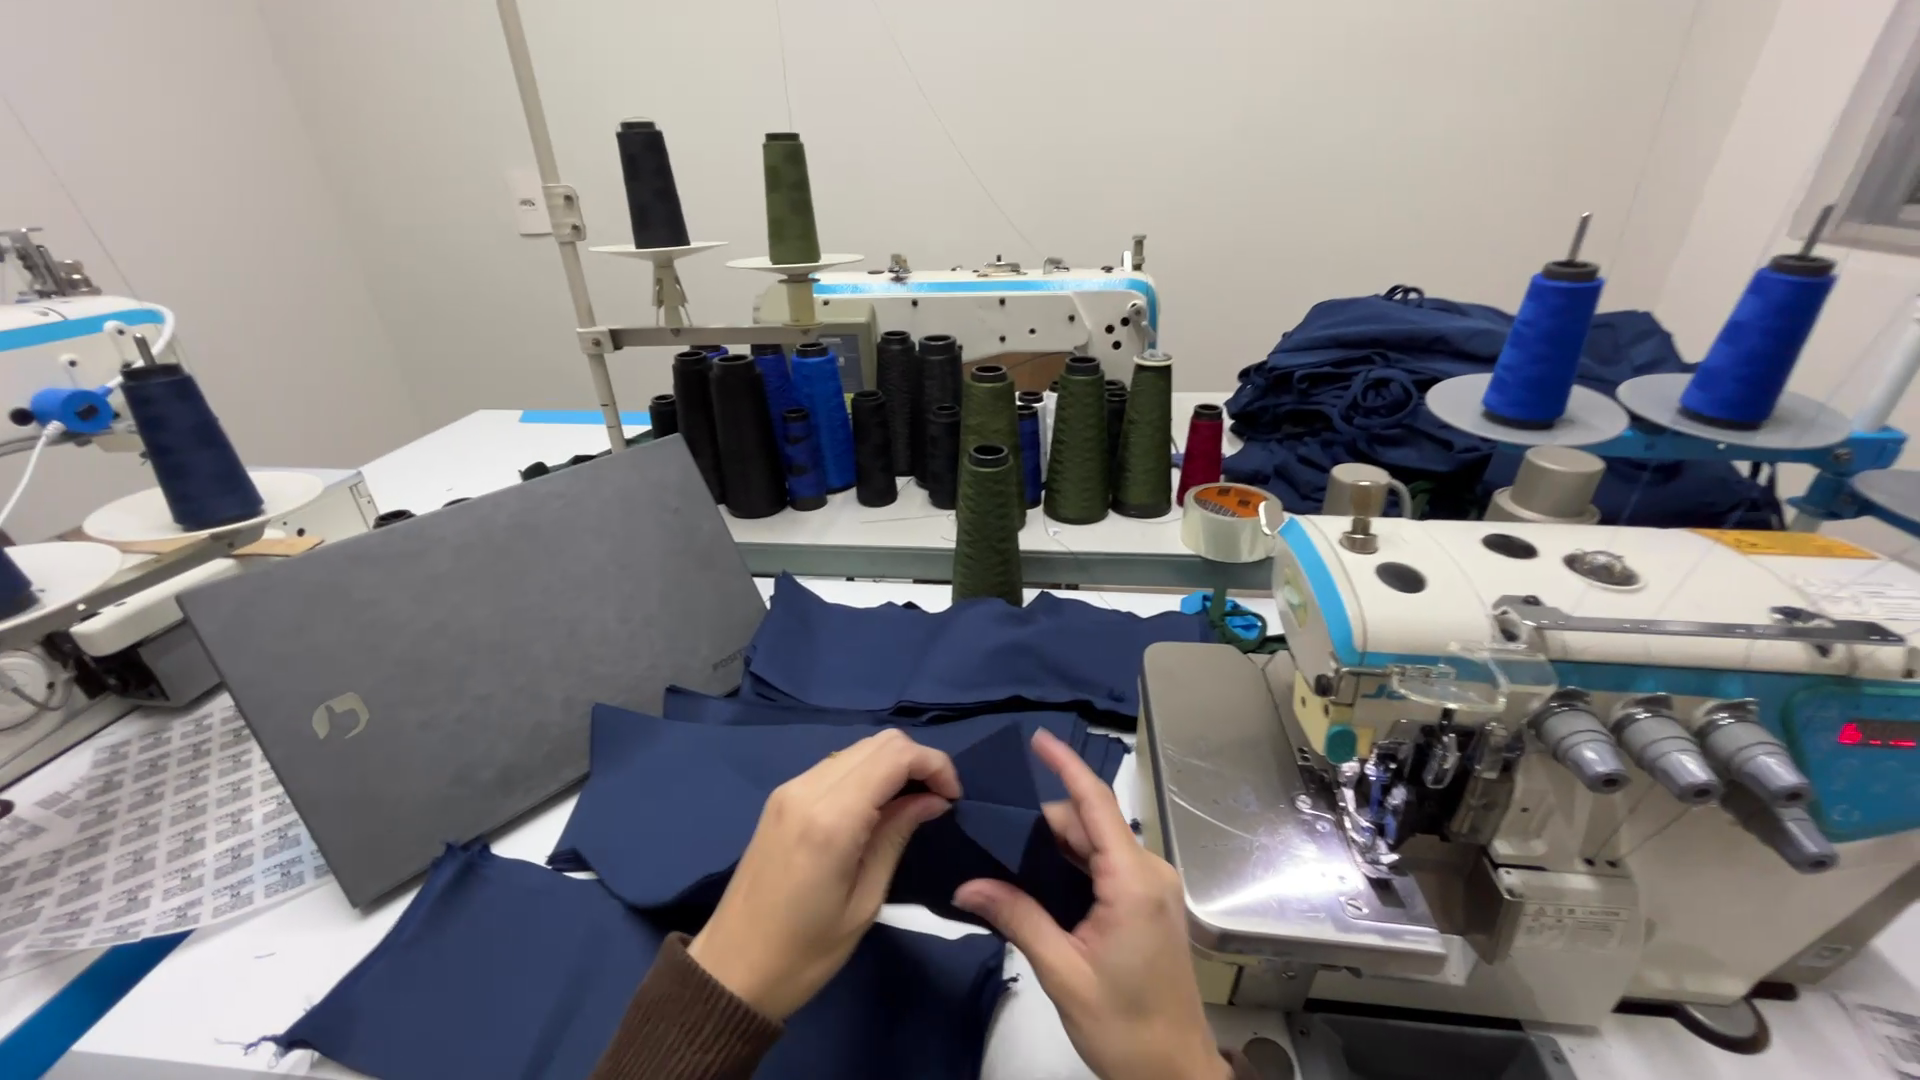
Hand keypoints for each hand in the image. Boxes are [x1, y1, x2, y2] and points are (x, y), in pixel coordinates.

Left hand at [687, 729, 960, 1020]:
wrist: (730, 973)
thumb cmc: (804, 952)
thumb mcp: (865, 902)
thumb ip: (897, 836)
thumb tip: (932, 799)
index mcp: (831, 818)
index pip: (895, 756)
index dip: (934, 765)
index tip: (953, 798)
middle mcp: (807, 789)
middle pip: (878, 742)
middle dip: (918, 761)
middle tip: (937, 800)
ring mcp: (790, 789)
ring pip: (858, 748)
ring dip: (892, 765)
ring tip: (912, 804)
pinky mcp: (781, 798)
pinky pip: (836, 765)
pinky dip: (867, 772)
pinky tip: (878, 806)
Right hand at [953, 730, 1226, 1079]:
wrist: (1174, 1073)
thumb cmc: (1124, 1028)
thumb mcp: (1063, 973)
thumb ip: (1017, 918)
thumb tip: (966, 885)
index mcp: (1133, 882)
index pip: (1096, 804)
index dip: (1066, 766)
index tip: (1038, 738)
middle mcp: (1150, 871)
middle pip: (1090, 824)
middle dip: (1044, 826)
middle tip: (995, 840)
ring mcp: (1154, 885)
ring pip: (1097, 843)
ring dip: (1058, 846)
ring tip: (1011, 860)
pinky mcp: (1151, 900)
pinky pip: (1108, 863)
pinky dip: (1075, 863)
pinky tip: (1043, 880)